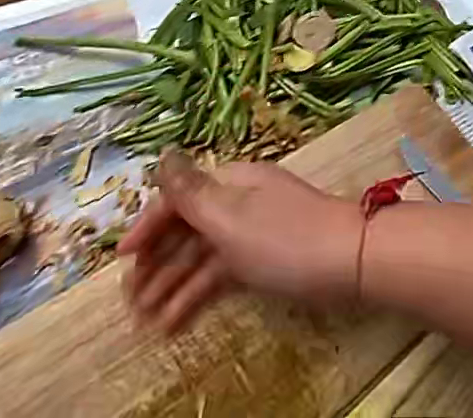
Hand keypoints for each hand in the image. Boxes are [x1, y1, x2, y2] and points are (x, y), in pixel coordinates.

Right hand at [117, 152, 362, 332]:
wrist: (352, 261)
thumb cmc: (284, 237)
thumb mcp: (229, 216)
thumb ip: (190, 191)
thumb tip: (163, 151)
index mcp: (228, 181)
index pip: (177, 198)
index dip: (147, 225)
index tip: (121, 258)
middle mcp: (237, 201)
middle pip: (187, 227)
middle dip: (155, 261)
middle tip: (128, 298)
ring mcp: (251, 231)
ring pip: (201, 254)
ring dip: (172, 282)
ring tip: (144, 318)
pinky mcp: (264, 259)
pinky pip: (221, 272)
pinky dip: (198, 292)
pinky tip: (175, 320)